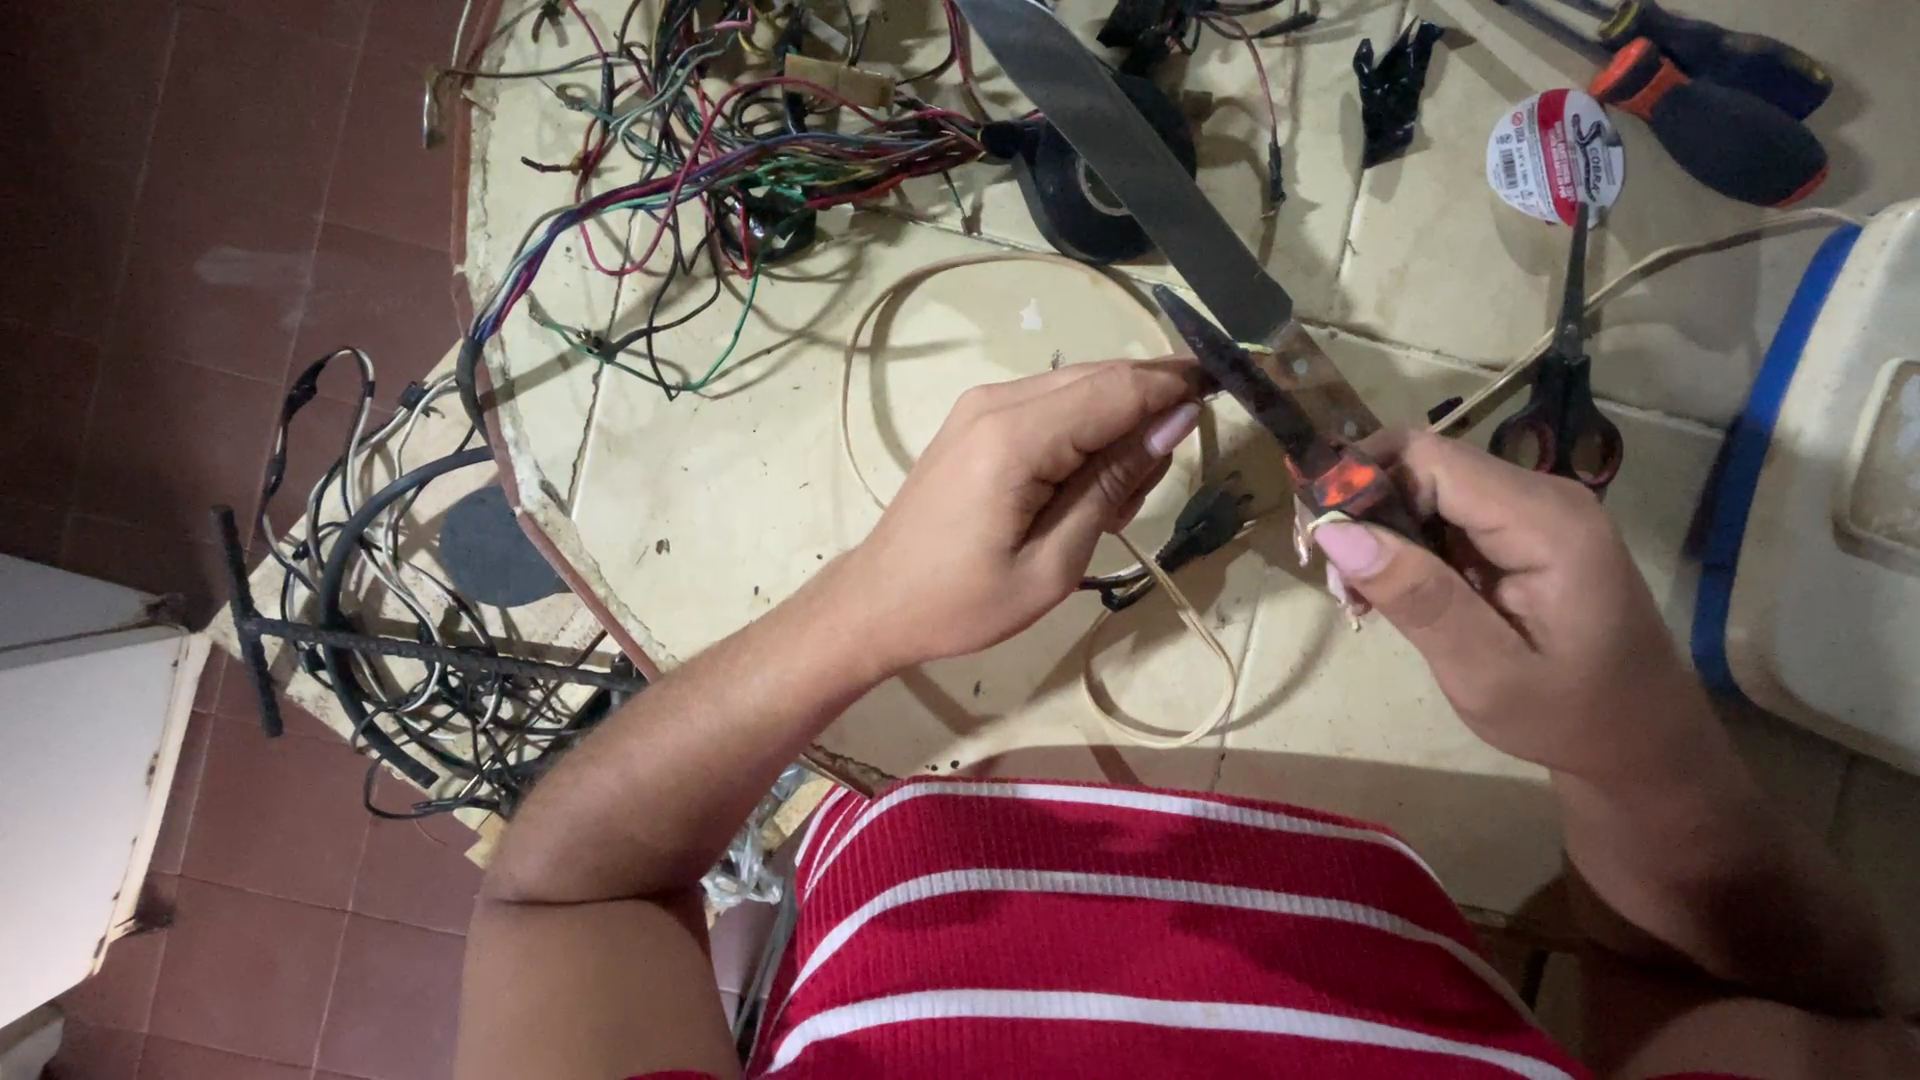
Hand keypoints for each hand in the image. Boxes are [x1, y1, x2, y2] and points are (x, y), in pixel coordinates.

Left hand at [833, 360, 1200, 671]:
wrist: (878, 602)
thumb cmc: (963, 602)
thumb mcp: (1054, 563)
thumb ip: (1113, 483)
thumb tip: (1175, 420)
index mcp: (1016, 437)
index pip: (1121, 387)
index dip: (1179, 387)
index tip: (1231, 396)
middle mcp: (998, 400)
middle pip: (1102, 377)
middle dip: (1148, 415)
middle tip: (1144, 490)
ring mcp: (982, 405)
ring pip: (1080, 388)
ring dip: (1115, 430)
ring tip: (1107, 504)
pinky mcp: (976, 418)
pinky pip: (1051, 405)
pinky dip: (1081, 436)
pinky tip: (1076, 490)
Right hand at [1312, 429, 1714, 781]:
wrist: (1642, 743)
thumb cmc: (1570, 717)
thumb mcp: (1485, 673)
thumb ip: (1418, 598)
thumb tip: (1336, 531)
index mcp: (1546, 523)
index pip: (1427, 458)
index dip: (1361, 484)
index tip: (1319, 544)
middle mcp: (1540, 497)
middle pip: (1420, 465)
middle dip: (1360, 511)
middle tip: (1335, 581)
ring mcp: (1530, 511)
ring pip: (1422, 487)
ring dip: (1374, 533)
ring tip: (1358, 597)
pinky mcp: (1517, 531)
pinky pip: (1438, 514)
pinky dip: (1398, 546)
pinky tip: (1387, 592)